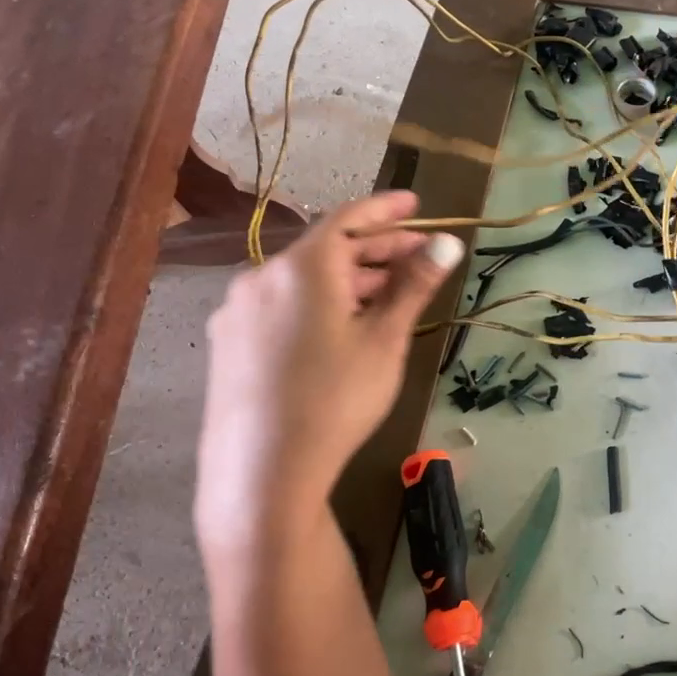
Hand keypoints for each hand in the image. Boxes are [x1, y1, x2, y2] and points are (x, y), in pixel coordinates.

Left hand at [197, 191, 463, 550]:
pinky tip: (342, 327)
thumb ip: (414, 284)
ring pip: (304, 280)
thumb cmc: (336, 398)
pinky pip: (282, 305)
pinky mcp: (228, 344)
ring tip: (389, 295)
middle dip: (376, 249)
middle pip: (326, 249)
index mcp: (300, 267)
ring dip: (349, 279)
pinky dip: (319, 302)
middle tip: (419, 255)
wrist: (261, 472)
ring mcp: (238, 313)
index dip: (386, 209)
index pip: (348, 218)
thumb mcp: (385, 339)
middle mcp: (261, 278)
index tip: (417, 203)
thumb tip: (448, 242)